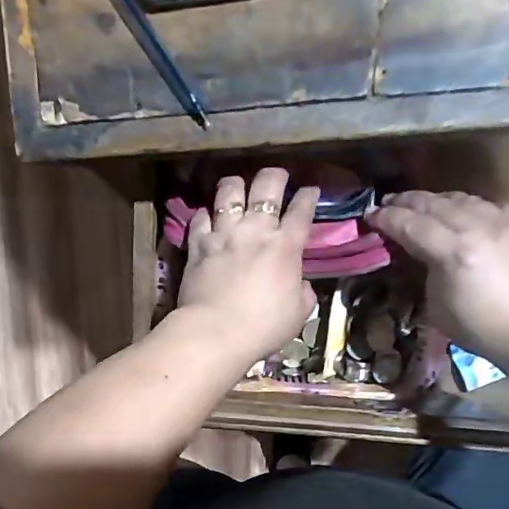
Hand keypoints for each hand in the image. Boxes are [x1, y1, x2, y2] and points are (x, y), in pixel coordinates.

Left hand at [176, 168, 318, 366]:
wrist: (217, 332)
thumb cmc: (265, 326)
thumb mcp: (298, 314)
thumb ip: (303, 293)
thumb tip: (301, 284)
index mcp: (286, 246)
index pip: (302, 210)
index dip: (308, 196)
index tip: (310, 190)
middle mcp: (256, 229)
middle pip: (267, 186)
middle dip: (275, 176)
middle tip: (277, 177)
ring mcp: (224, 233)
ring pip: (228, 191)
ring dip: (235, 186)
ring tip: (237, 187)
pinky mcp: (198, 244)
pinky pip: (200, 218)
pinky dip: (205, 215)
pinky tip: (208, 218)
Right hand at [368, 191, 508, 366]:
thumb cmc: (483, 330)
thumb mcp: (438, 308)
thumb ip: (427, 273)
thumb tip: (423, 256)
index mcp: (453, 252)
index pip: (410, 225)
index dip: (386, 219)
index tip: (369, 216)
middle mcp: (476, 226)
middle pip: (433, 204)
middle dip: (407, 203)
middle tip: (388, 204)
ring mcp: (502, 221)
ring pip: (461, 198)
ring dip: (437, 201)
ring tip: (422, 205)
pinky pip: (488, 205)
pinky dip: (469, 207)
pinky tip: (464, 214)